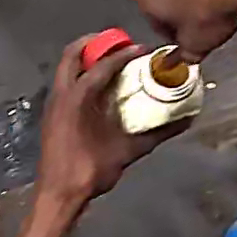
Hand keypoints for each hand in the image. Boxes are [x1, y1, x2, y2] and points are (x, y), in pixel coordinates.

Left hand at [35, 34, 186, 204]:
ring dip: (84, 59)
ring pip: (64, 68)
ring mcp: (53, 103)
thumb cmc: (90, 170)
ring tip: (108, 61)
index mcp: (78, 96)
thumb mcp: (128, 150)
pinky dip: (78, 76)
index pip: (102, 64)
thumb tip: (185, 121)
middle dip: (93, 43)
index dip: (123, 53)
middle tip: (117, 44)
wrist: (58, 193)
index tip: (142, 49)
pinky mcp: (51, 113)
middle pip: (72, 53)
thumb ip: (157, 134)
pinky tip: (96, 88)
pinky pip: (63, 83)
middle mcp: (61, 93)